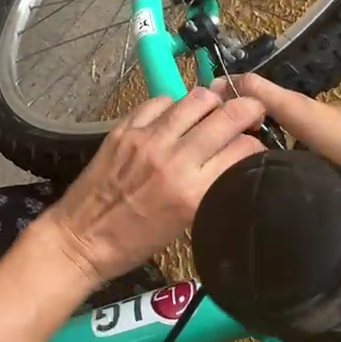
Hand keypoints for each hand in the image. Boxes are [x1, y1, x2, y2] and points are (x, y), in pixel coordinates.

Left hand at [42, 88, 266, 284]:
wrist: (83, 237)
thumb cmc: (136, 241)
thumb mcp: (188, 222)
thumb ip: (213, 187)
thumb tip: (235, 158)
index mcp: (195, 191)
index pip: (244, 149)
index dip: (257, 143)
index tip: (256, 144)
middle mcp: (175, 159)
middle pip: (227, 116)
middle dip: (248, 109)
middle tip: (251, 111)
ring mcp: (148, 139)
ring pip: (196, 100)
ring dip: (212, 102)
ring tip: (214, 110)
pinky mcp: (124, 129)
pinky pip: (159, 102)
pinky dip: (173, 105)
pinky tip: (175, 117)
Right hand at [221, 73, 340, 207]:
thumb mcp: (296, 109)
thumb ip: (263, 94)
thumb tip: (217, 81)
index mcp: (292, 112)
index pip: (249, 110)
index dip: (225, 117)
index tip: (198, 133)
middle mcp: (301, 134)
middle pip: (262, 136)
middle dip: (238, 147)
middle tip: (209, 168)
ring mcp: (316, 160)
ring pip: (277, 161)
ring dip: (259, 170)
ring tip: (229, 189)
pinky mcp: (329, 183)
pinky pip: (296, 182)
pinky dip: (281, 187)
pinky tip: (266, 201)